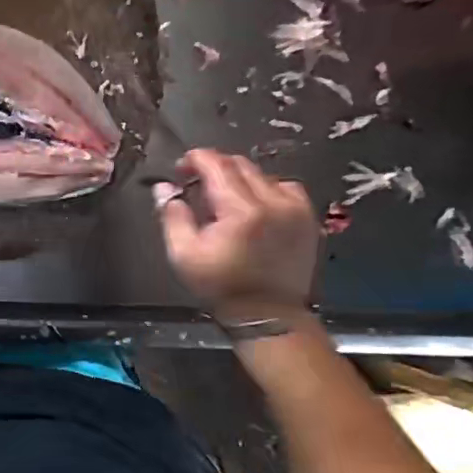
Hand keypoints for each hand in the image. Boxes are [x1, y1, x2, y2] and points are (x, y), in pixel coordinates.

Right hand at [155, 148, 316, 319]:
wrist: (268, 314)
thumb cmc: (220, 285)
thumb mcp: (183, 254)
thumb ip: (172, 215)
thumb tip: (164, 187)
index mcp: (241, 210)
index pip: (218, 165)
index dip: (196, 158)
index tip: (181, 165)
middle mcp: (273, 203)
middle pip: (241, 165)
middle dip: (215, 166)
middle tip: (196, 182)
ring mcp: (296, 210)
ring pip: (263, 175)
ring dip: (240, 178)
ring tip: (225, 196)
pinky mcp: (308, 220)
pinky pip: (287, 188)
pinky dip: (267, 188)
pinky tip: (255, 204)